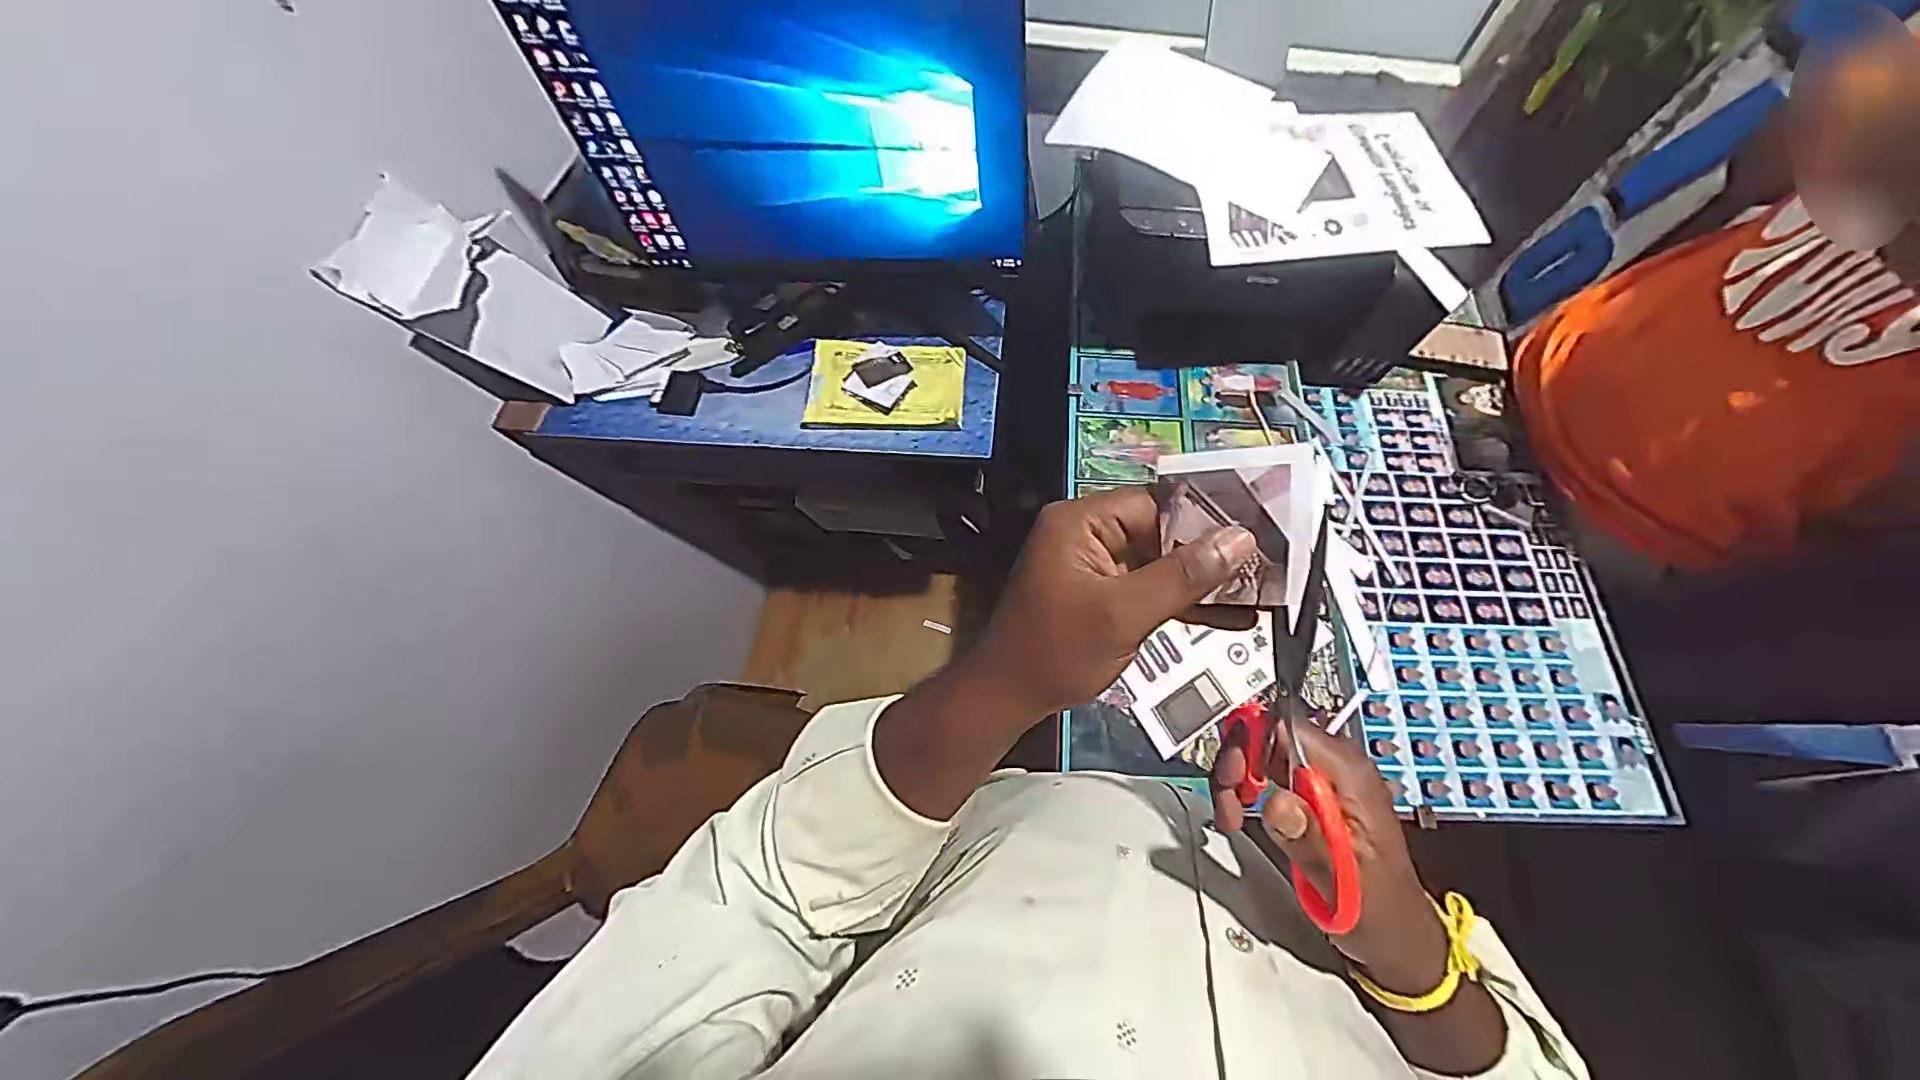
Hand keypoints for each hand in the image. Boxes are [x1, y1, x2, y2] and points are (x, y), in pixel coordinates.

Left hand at [874, 490, 1257, 821]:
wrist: (1009, 696)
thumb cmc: (1056, 650)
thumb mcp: (1123, 613)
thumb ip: (1182, 576)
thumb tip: (1240, 539)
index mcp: (1080, 522)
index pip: (1154, 505)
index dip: (1205, 519)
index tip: (1257, 533)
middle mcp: (1087, 535)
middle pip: (1161, 532)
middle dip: (1211, 553)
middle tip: (1270, 565)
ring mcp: (1096, 566)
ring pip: (1161, 563)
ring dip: (1204, 581)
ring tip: (1263, 591)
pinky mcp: (1103, 595)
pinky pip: (1150, 589)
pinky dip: (1183, 602)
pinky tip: (1232, 615)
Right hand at [1211, 714, 1447, 992]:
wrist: (1397, 937)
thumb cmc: (1385, 913)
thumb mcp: (1347, 883)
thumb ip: (1310, 840)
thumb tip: (1279, 802)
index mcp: (1351, 775)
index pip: (1287, 726)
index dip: (1252, 743)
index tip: (1238, 777)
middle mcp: (1334, 767)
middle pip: (1265, 731)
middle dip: (1237, 760)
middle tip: (1232, 799)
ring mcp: (1318, 777)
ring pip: (1256, 748)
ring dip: (1234, 777)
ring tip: (1233, 813)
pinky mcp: (1304, 790)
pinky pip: (1261, 770)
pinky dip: (1241, 788)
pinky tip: (1239, 813)